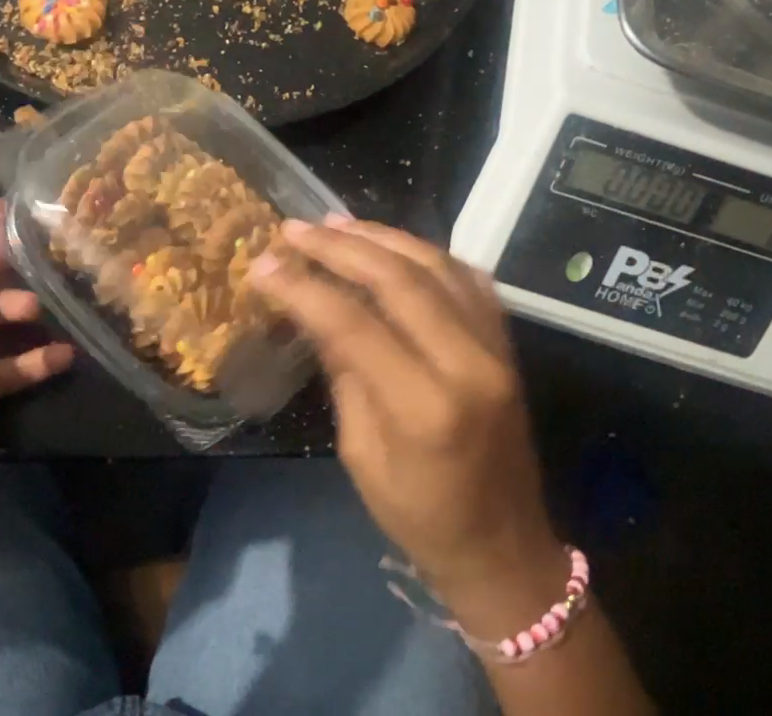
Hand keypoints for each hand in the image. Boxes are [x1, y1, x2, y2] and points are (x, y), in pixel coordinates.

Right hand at [249, 218, 560, 604]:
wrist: (505, 547)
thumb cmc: (420, 517)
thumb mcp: (361, 453)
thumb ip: (344, 373)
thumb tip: (313, 309)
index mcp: (424, 407)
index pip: (354, 323)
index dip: (303, 287)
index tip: (263, 264)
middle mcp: (468, 364)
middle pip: (399, 280)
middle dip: (339, 247)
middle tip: (295, 229)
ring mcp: (497, 349)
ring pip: (437, 266)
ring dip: (382, 238)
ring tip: (335, 223)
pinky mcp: (508, 345)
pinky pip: (468, 279)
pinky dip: (426, 254)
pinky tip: (392, 244)